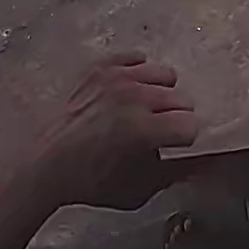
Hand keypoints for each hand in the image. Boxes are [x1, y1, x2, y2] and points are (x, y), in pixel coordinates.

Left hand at [24, 53, 201, 209]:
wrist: (43, 164)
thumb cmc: (90, 181)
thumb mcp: (136, 191)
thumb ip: (174, 174)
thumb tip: (205, 164)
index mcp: (144, 129)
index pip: (190, 125)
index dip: (186, 138)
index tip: (175, 146)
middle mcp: (134, 97)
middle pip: (181, 99)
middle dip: (176, 116)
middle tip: (159, 130)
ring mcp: (116, 78)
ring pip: (163, 74)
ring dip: (161, 92)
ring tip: (146, 107)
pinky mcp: (101, 67)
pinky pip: (136, 57)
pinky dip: (139, 72)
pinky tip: (130, 88)